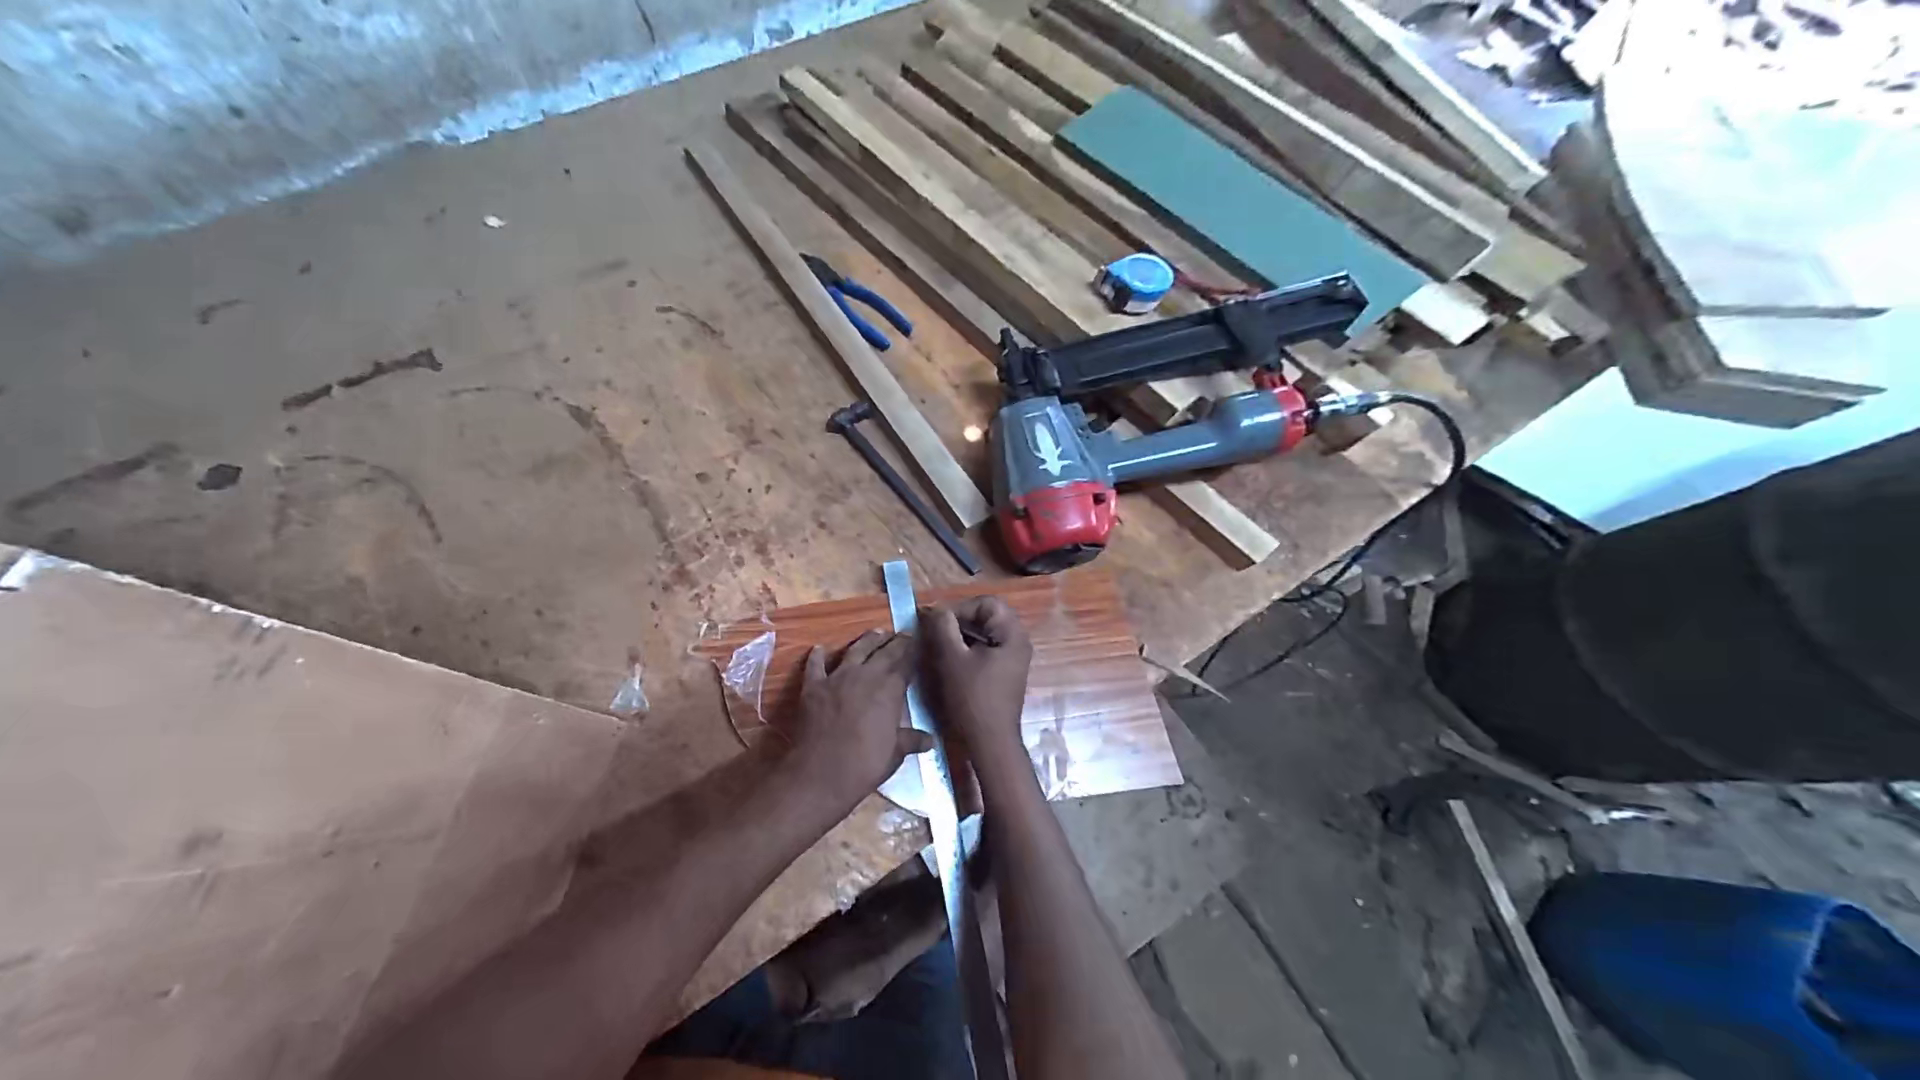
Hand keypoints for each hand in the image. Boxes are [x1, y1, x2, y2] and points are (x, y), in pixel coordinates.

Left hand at [786, 630, 933, 803]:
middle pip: (884, 652)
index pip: (906, 662)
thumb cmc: (866, 764)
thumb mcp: (895, 752)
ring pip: (855, 651)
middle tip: (903, 633)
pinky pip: (816, 666)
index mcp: (890, 689)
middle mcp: (866, 675)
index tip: (919, 640)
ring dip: (867, 640)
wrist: (822, 772)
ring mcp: (837, 678)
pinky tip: (819, 648)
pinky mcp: (813, 687)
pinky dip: (817, 656)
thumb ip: (911, 740)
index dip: (914, 651)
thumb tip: (931, 741)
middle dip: (895, 641)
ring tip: (876, 632)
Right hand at [921, 597, 1033, 757]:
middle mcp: (1018, 641)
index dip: (960, 608)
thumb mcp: (953, 659)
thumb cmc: (972, 698)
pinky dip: (969, 648)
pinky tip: (952, 661)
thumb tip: (935, 608)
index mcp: (1012, 634)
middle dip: (960, 620)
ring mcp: (1014, 658)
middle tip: (937, 633)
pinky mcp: (1006, 672)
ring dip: (962, 634)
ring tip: (941, 646)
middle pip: (988, 615)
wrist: (990, 741)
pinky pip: (988, 648)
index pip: (987, 603)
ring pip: (986, 632)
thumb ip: (943, 628)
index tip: (939, 623)